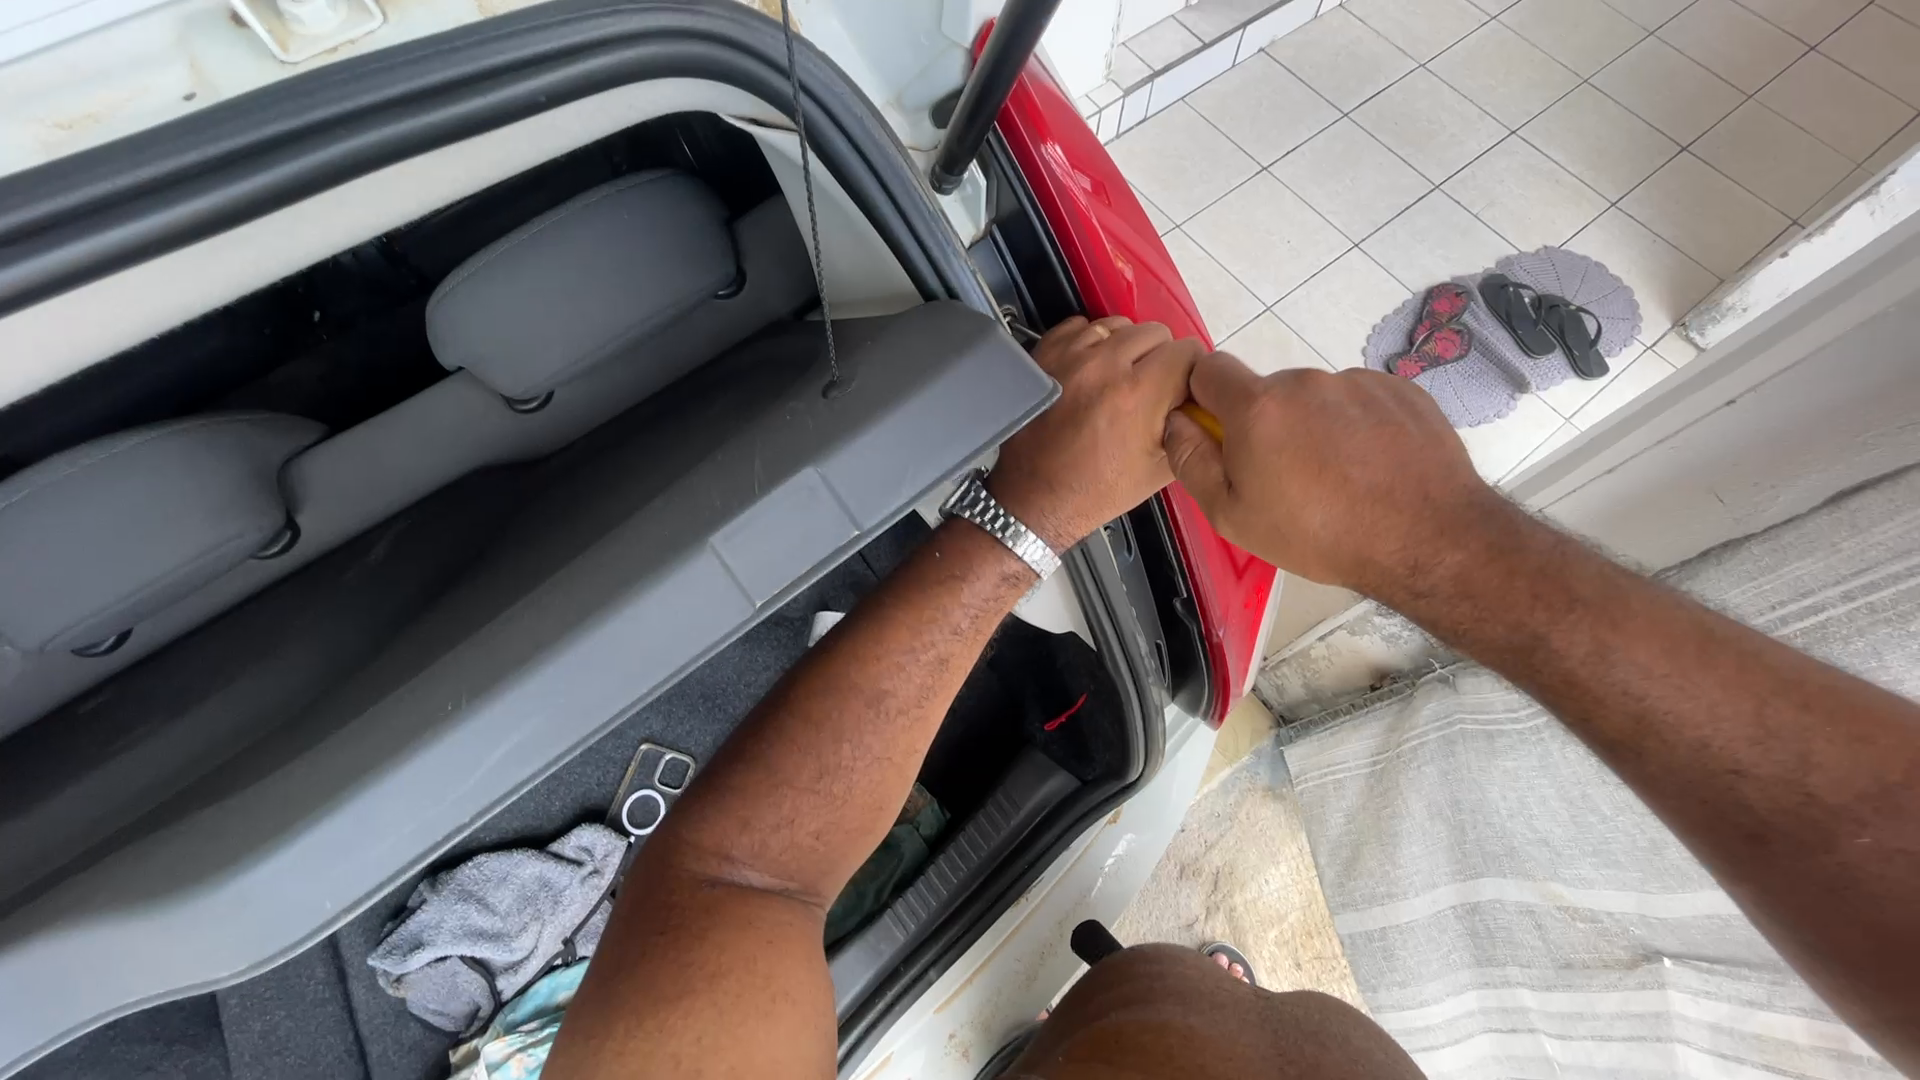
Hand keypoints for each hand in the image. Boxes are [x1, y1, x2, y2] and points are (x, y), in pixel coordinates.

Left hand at [988, 316, 1203, 551]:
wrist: (1035, 499)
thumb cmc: (1095, 490)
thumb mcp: (1160, 469)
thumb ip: (1190, 427)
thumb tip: (1202, 400)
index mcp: (1138, 394)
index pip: (1187, 351)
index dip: (1192, 371)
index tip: (1183, 388)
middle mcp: (1103, 367)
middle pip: (1155, 332)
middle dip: (1161, 358)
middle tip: (1152, 388)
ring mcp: (1069, 357)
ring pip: (1118, 325)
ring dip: (1125, 348)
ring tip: (1119, 380)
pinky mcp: (1044, 356)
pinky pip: (1080, 327)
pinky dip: (1091, 344)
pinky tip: (1091, 371)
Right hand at [1162, 352, 1511, 596]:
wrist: (1426, 538)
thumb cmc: (1315, 534)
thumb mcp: (1231, 515)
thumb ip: (1191, 461)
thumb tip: (1175, 421)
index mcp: (1257, 406)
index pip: (1208, 368)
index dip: (1203, 396)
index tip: (1217, 433)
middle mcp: (1306, 380)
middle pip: (1265, 391)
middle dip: (1264, 424)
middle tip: (1283, 477)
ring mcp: (1358, 382)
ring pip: (1314, 398)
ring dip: (1312, 426)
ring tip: (1336, 477)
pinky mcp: (1401, 391)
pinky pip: (1359, 402)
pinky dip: (1355, 427)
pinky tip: (1371, 467)